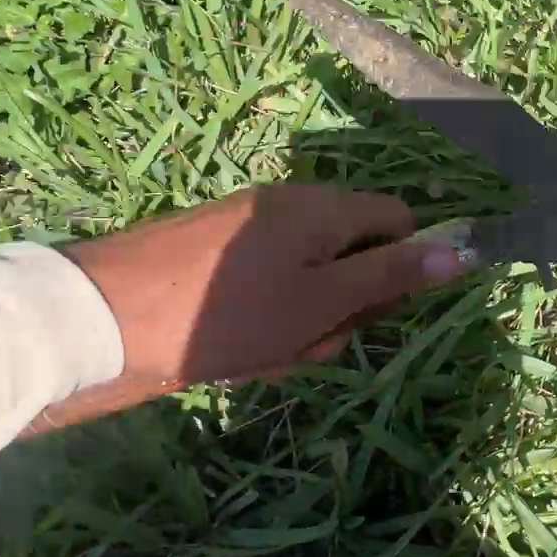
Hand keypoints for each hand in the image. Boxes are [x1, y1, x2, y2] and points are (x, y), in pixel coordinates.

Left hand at [26, 185, 466, 432]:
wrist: (94, 323)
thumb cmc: (225, 315)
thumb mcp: (322, 303)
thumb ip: (393, 274)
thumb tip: (461, 250)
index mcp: (324, 208)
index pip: (400, 222)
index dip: (401, 267)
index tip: (374, 311)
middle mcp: (292, 205)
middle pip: (356, 252)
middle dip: (345, 304)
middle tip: (310, 341)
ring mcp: (250, 226)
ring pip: (313, 276)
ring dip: (305, 319)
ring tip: (267, 351)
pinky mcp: (216, 251)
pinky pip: (271, 281)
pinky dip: (268, 316)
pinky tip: (238, 348)